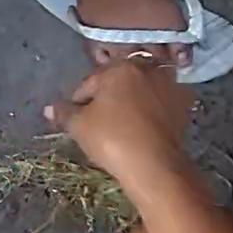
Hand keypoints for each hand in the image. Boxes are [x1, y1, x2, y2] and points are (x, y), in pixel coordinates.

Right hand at [45, 62, 199, 203]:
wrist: (154, 165)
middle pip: (117, 83)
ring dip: (129, 104)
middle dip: (106, 100)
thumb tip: (49, 108)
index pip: (89, 83)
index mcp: (119, 67)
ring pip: (140, 92)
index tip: (76, 121)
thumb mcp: (80, 126)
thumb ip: (64, 113)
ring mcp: (169, 86)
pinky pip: (158, 105)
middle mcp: (147, 69)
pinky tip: (141, 130)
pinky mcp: (183, 106)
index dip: (78, 103)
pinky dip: (149, 113)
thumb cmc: (112, 139)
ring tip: (120, 128)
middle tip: (97, 124)